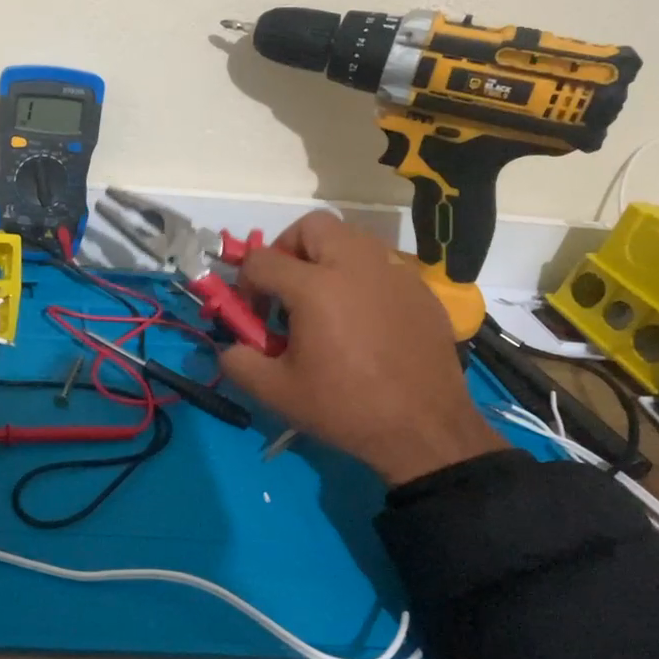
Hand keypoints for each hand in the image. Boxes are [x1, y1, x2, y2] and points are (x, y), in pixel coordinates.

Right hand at [219, 212, 508, 485]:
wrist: (426, 432)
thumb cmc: (346, 408)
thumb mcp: (276, 392)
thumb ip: (238, 361)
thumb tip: (232, 346)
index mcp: (316, 288)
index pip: (262, 260)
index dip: (246, 284)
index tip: (253, 314)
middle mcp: (356, 266)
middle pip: (311, 227)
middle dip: (288, 249)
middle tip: (286, 288)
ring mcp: (394, 274)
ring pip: (351, 238)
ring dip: (326, 258)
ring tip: (323, 301)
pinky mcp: (420, 290)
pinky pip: (381, 264)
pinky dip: (360, 277)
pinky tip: (362, 319)